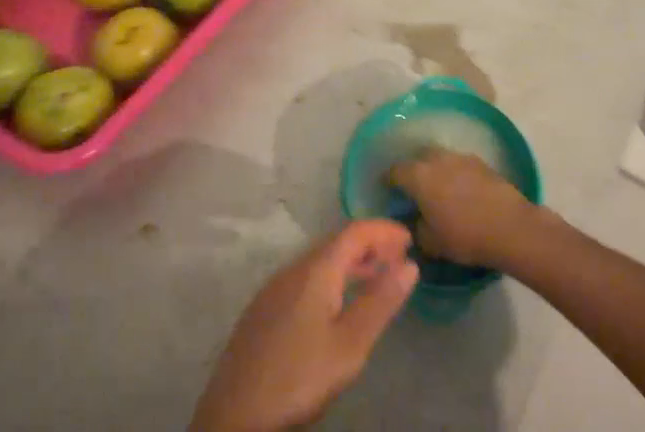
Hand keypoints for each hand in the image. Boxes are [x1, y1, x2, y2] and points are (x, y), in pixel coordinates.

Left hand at [190, 220, 418, 431]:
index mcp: (315, 271)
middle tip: (399, 261)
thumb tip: (410, 265)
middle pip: (335, 242)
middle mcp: (292, 270)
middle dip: (370, 245)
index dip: (384, 230)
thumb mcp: (350, 344)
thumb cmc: (299, 377)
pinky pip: (304, 278)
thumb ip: (380, 302)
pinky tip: (336, 305)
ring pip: (318, 261)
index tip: (410, 240)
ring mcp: (273, 290)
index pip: (354, 232)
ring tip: (375, 280)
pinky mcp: (263, 311)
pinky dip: (331, 278)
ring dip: (350, 262)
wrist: (234, 415)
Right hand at [388, 148, 538, 268]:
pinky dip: (456, 174)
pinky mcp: (482, 163)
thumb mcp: (430, 241)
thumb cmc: (464, 236)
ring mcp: (462, 158)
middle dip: (413, 170)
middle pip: (418, 158)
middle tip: (413, 189)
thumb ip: (415, 228)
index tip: (388, 191)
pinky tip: (461, 191)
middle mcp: (438, 159)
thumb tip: (413, 221)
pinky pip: (460, 164)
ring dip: (436, 170)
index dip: (388, 181)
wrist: (510, 227)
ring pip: (441, 158)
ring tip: (438, 189)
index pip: (394, 171)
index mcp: (418, 176)